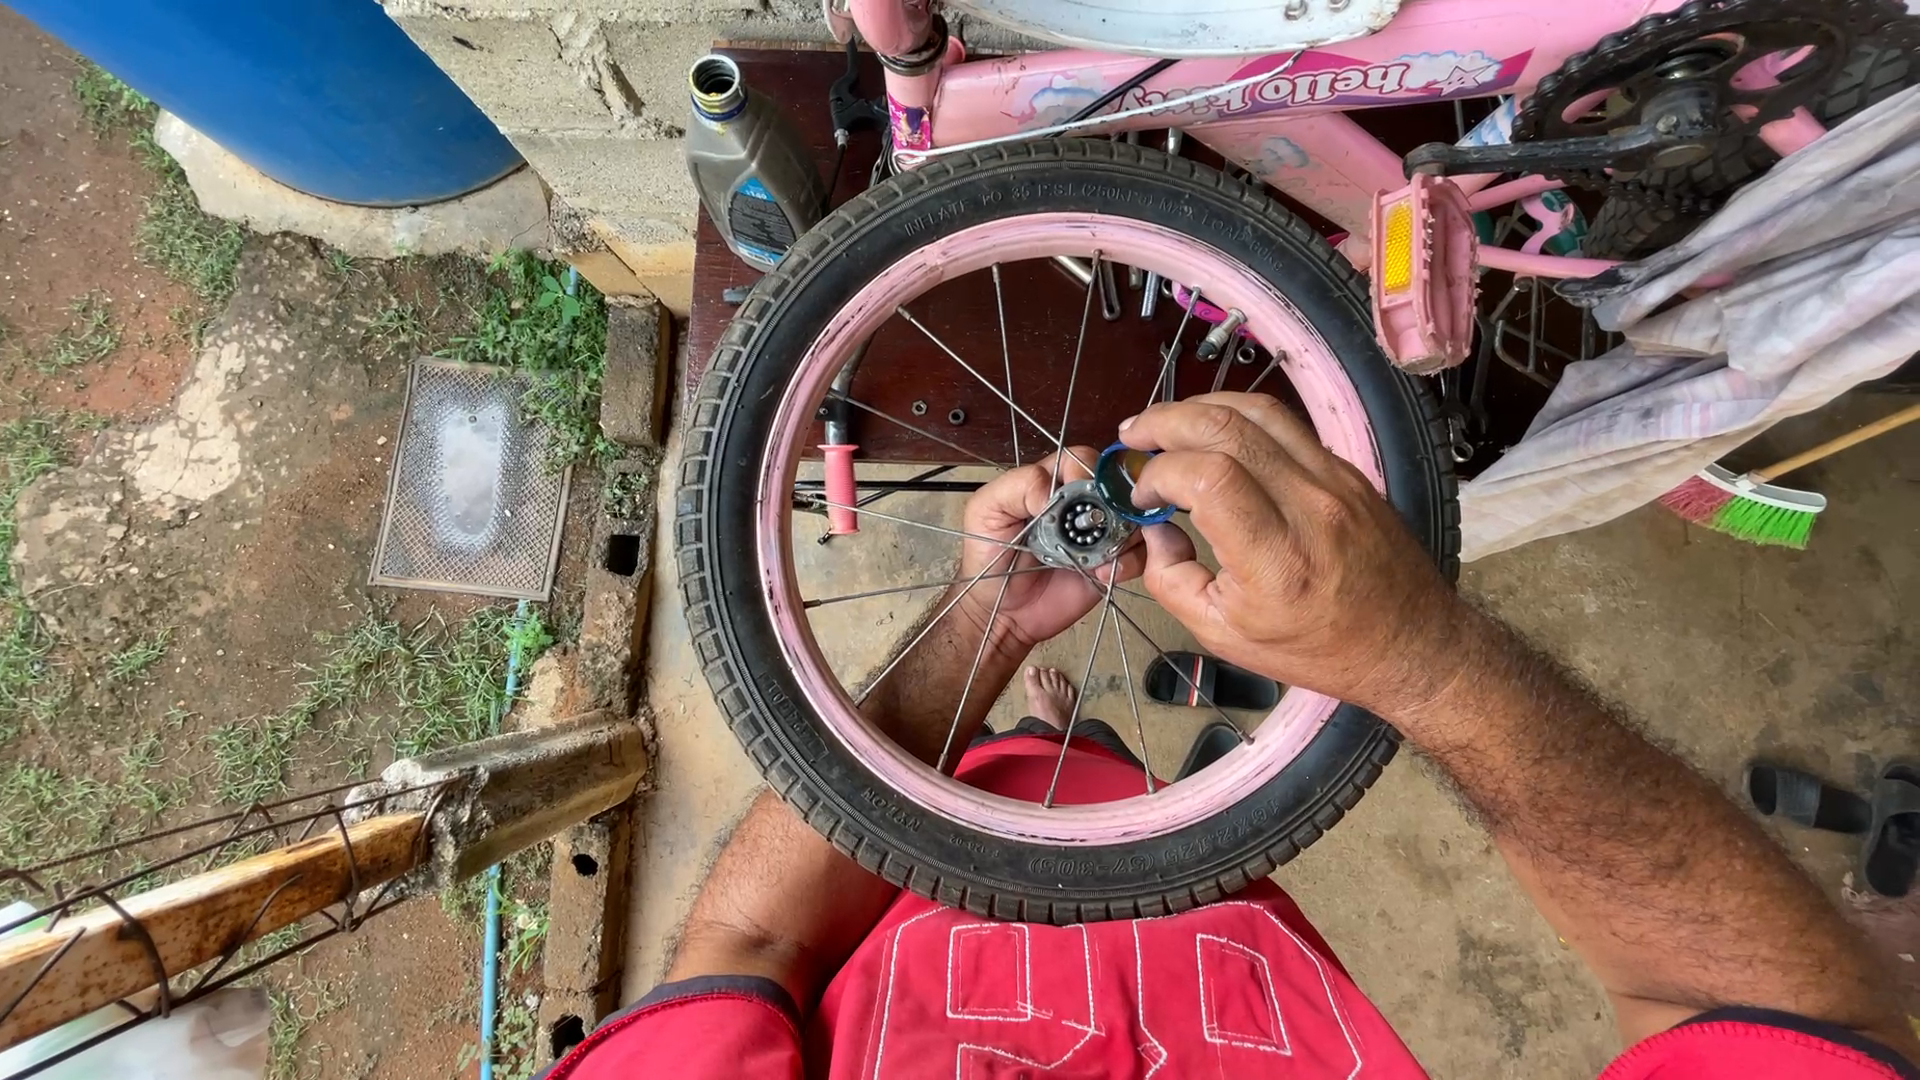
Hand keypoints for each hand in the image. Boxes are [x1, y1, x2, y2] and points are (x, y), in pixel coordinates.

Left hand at [953, 446, 1142, 656]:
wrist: (1001, 611)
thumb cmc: (988, 557)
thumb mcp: (986, 512)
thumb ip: (1016, 487)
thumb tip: (1052, 491)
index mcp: (1051, 483)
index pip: (1081, 460)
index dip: (1086, 471)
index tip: (1079, 495)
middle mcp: (1080, 504)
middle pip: (1116, 484)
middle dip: (1115, 503)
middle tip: (1097, 527)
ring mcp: (1099, 533)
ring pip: (1134, 517)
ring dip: (1125, 534)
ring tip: (1101, 558)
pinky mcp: (1112, 563)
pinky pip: (1139, 553)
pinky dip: (1131, 561)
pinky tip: (1104, 574)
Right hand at [1120, 393, 1464, 715]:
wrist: (1410, 644)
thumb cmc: (1314, 647)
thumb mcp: (1221, 633)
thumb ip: (1171, 578)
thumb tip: (1153, 525)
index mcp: (1276, 560)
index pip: (1208, 478)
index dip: (1159, 473)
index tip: (1141, 495)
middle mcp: (1310, 507)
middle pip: (1227, 429)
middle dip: (1165, 422)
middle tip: (1132, 436)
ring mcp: (1334, 480)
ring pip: (1258, 409)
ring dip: (1199, 407)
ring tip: (1164, 423)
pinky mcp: (1345, 470)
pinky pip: (1284, 423)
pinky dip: (1235, 417)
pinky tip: (1209, 432)